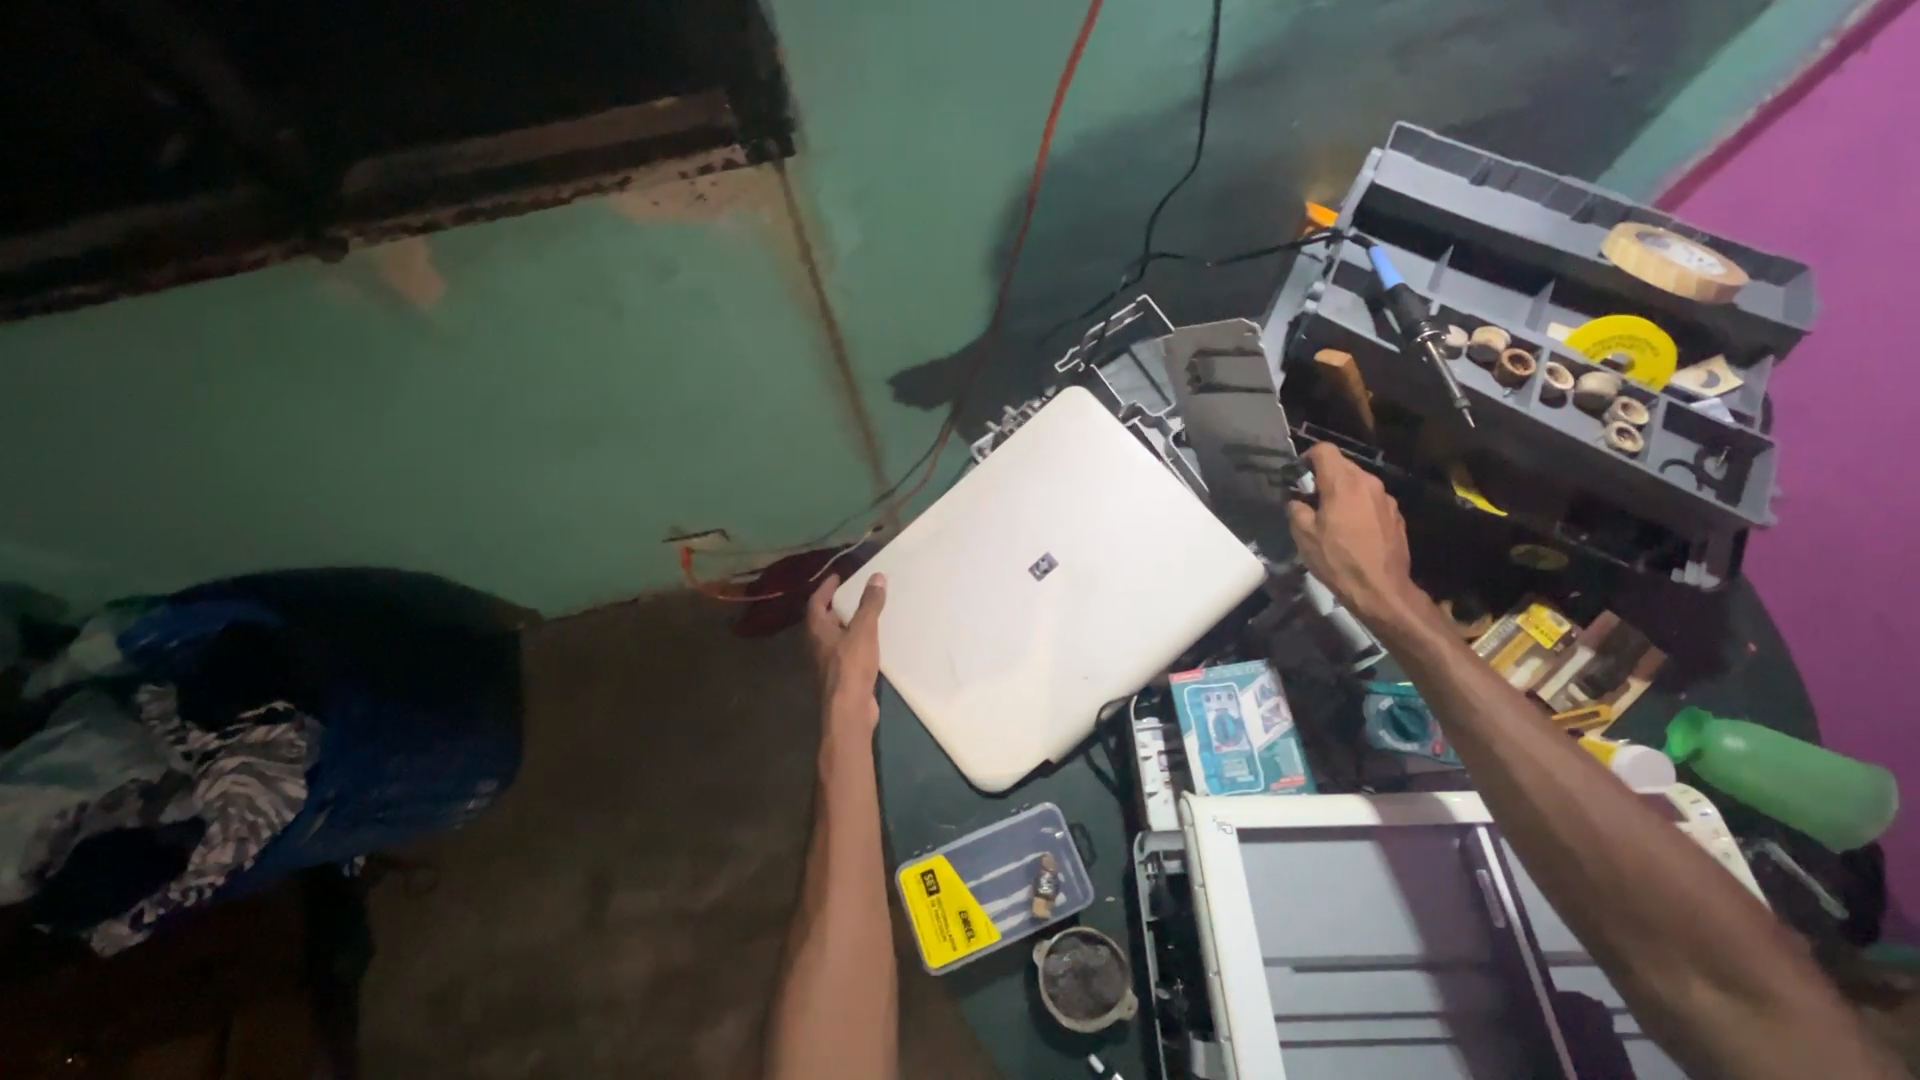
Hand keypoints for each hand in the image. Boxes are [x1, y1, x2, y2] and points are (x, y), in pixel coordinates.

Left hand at [806, 572, 886, 733]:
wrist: (849, 709)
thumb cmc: (851, 665)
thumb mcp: (863, 630)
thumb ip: (870, 604)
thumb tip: (877, 576)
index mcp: (817, 630)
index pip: (816, 602)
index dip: (825, 588)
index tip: (838, 577)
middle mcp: (818, 645)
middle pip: (823, 620)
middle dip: (837, 606)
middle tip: (854, 594)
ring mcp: (828, 662)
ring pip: (836, 637)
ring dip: (847, 625)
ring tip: (866, 614)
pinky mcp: (841, 676)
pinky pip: (847, 652)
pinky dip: (857, 642)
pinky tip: (873, 642)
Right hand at [1286, 443, 1420, 626]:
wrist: (1380, 588)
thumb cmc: (1337, 560)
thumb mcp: (1303, 536)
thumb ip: (1296, 509)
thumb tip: (1297, 501)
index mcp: (1343, 483)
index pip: (1324, 450)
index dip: (1307, 458)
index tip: (1299, 477)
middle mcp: (1368, 483)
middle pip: (1343, 465)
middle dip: (1325, 477)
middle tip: (1312, 501)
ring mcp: (1386, 499)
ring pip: (1359, 483)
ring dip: (1343, 493)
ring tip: (1333, 518)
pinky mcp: (1396, 515)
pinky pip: (1372, 501)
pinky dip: (1359, 507)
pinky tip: (1354, 531)